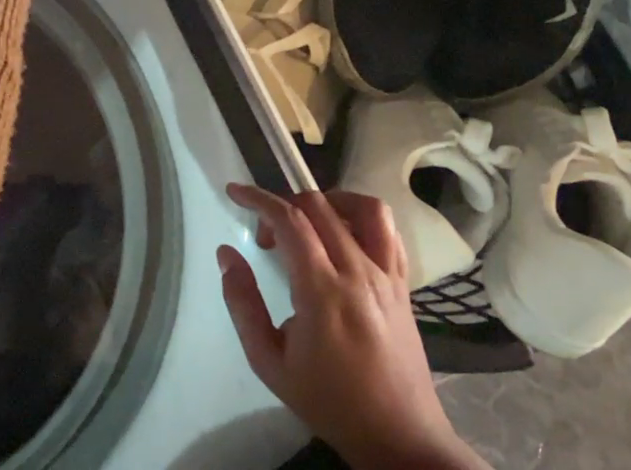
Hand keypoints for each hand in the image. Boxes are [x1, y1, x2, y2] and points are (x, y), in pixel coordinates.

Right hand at [218, 186, 486, 469]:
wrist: (399, 437)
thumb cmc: (328, 401)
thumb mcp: (268, 361)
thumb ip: (242, 303)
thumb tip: (226, 254)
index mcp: (323, 291)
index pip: (290, 220)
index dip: (258, 199)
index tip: (234, 193)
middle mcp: (359, 272)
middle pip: (319, 207)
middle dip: (282, 205)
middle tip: (263, 237)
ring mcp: (387, 276)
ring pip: (361, 208)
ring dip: (326, 201)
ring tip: (306, 224)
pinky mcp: (404, 284)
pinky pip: (387, 231)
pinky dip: (360, 217)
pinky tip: (341, 237)